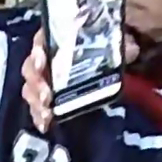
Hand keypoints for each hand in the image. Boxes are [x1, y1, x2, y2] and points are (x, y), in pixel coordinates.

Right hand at [24, 26, 143, 132]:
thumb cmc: (104, 45)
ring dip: (36, 103)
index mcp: (59, 37)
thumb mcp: (114, 38)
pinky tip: (45, 124)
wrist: (107, 65)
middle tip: (47, 96)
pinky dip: (39, 117)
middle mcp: (47, 58)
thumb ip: (120, 41)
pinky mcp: (46, 99)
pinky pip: (36, 108)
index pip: (41, 39)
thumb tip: (131, 50)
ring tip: (47, 113)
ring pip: (30, 90)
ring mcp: (44, 80)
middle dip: (36, 83)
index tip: (41, 61)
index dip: (37, 50)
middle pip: (30, 68)